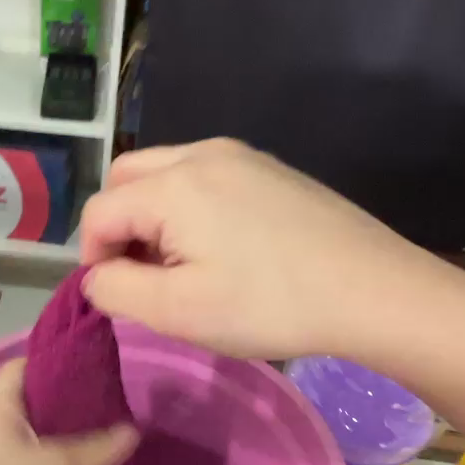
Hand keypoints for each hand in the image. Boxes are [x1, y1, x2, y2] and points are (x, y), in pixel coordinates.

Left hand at [0, 360, 137, 464]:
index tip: (89, 365)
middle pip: (34, 416)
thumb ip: (96, 449)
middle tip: (116, 418)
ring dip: (70, 464)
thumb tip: (132, 430)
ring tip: (114, 458)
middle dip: (73, 417)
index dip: (49, 360)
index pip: (18, 369)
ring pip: (39, 460)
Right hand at [79, 139, 429, 359]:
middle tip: (144, 276)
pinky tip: (222, 250)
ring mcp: (242, 156)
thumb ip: (116, 289)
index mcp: (173, 185)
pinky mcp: (271, 170)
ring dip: (153, 217)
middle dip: (119, 227)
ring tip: (182, 266)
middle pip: (127, 180)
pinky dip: (190, 209)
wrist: (372, 290)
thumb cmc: (269, 305)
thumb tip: (97, 275)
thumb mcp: (178, 311)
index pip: (99, 212)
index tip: (119, 297)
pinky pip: (205, 178)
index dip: (93, 258)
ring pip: (166, 175)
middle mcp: (202, 154)